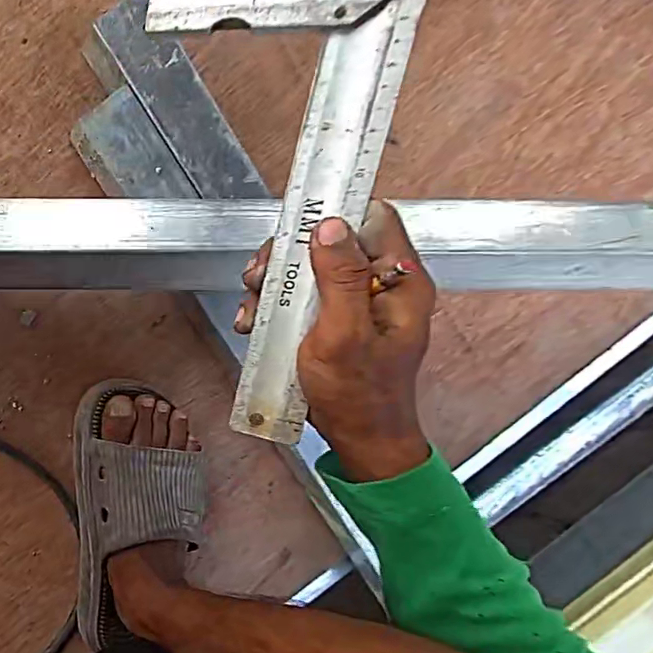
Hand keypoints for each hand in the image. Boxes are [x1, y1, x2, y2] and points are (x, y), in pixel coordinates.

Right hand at [236, 202, 434, 480]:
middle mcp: (377, 284)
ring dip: (272, 284)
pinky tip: (255, 323)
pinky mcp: (328, 318)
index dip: (334, 216)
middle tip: (260, 278)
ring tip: (253, 310)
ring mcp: (350, 302)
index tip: (295, 227)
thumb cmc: (357, 393)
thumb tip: (331, 225)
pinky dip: (271, 305)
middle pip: (329, 242)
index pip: (373, 221)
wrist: (354, 435)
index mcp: (398, 281)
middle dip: (288, 257)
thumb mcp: (343, 334)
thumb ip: (340, 278)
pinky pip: (296, 296)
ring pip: (305, 268)